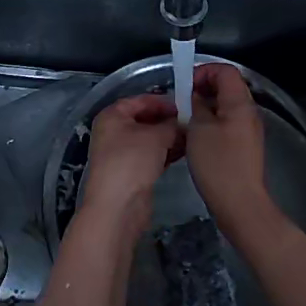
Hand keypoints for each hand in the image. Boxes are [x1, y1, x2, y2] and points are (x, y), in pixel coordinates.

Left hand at [79, 94, 180, 240]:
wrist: (118, 204)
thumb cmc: (132, 160)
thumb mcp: (156, 136)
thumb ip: (172, 125)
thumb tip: (182, 123)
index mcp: (113, 116)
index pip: (139, 100)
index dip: (162, 102)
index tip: (184, 106)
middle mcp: (114, 132)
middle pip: (144, 120)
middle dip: (167, 121)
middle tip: (191, 123)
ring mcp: (121, 153)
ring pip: (149, 139)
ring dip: (169, 138)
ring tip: (192, 138)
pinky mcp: (131, 171)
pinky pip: (151, 155)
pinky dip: (165, 152)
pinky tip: (184, 153)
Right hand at [186, 63, 280, 239]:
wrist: (239, 203)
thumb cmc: (218, 163)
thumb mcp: (198, 129)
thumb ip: (196, 105)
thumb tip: (195, 96)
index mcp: (240, 103)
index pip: (225, 70)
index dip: (204, 71)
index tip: (185, 85)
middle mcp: (248, 112)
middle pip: (227, 86)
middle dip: (203, 88)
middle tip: (182, 102)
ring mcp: (248, 129)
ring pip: (226, 106)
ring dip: (205, 106)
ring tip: (185, 119)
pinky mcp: (244, 145)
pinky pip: (227, 122)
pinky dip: (211, 121)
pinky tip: (196, 136)